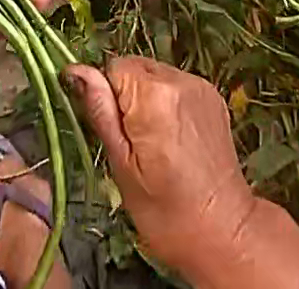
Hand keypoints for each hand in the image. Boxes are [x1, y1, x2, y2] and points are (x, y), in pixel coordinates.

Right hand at [65, 57, 259, 275]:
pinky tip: (174, 136)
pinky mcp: (212, 94)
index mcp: (154, 95)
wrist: (223, 231)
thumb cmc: (165, 211)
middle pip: (135, 66)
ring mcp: (199, 85)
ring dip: (147, 97)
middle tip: (134, 141)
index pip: (114, 67)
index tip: (117, 132)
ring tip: (156, 142)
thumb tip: (75, 71)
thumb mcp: (122, 166)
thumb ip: (100, 111)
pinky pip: (176, 84)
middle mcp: (179, 79)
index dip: (107, 96)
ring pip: (155, 74)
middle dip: (126, 95)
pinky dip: (168, 101)